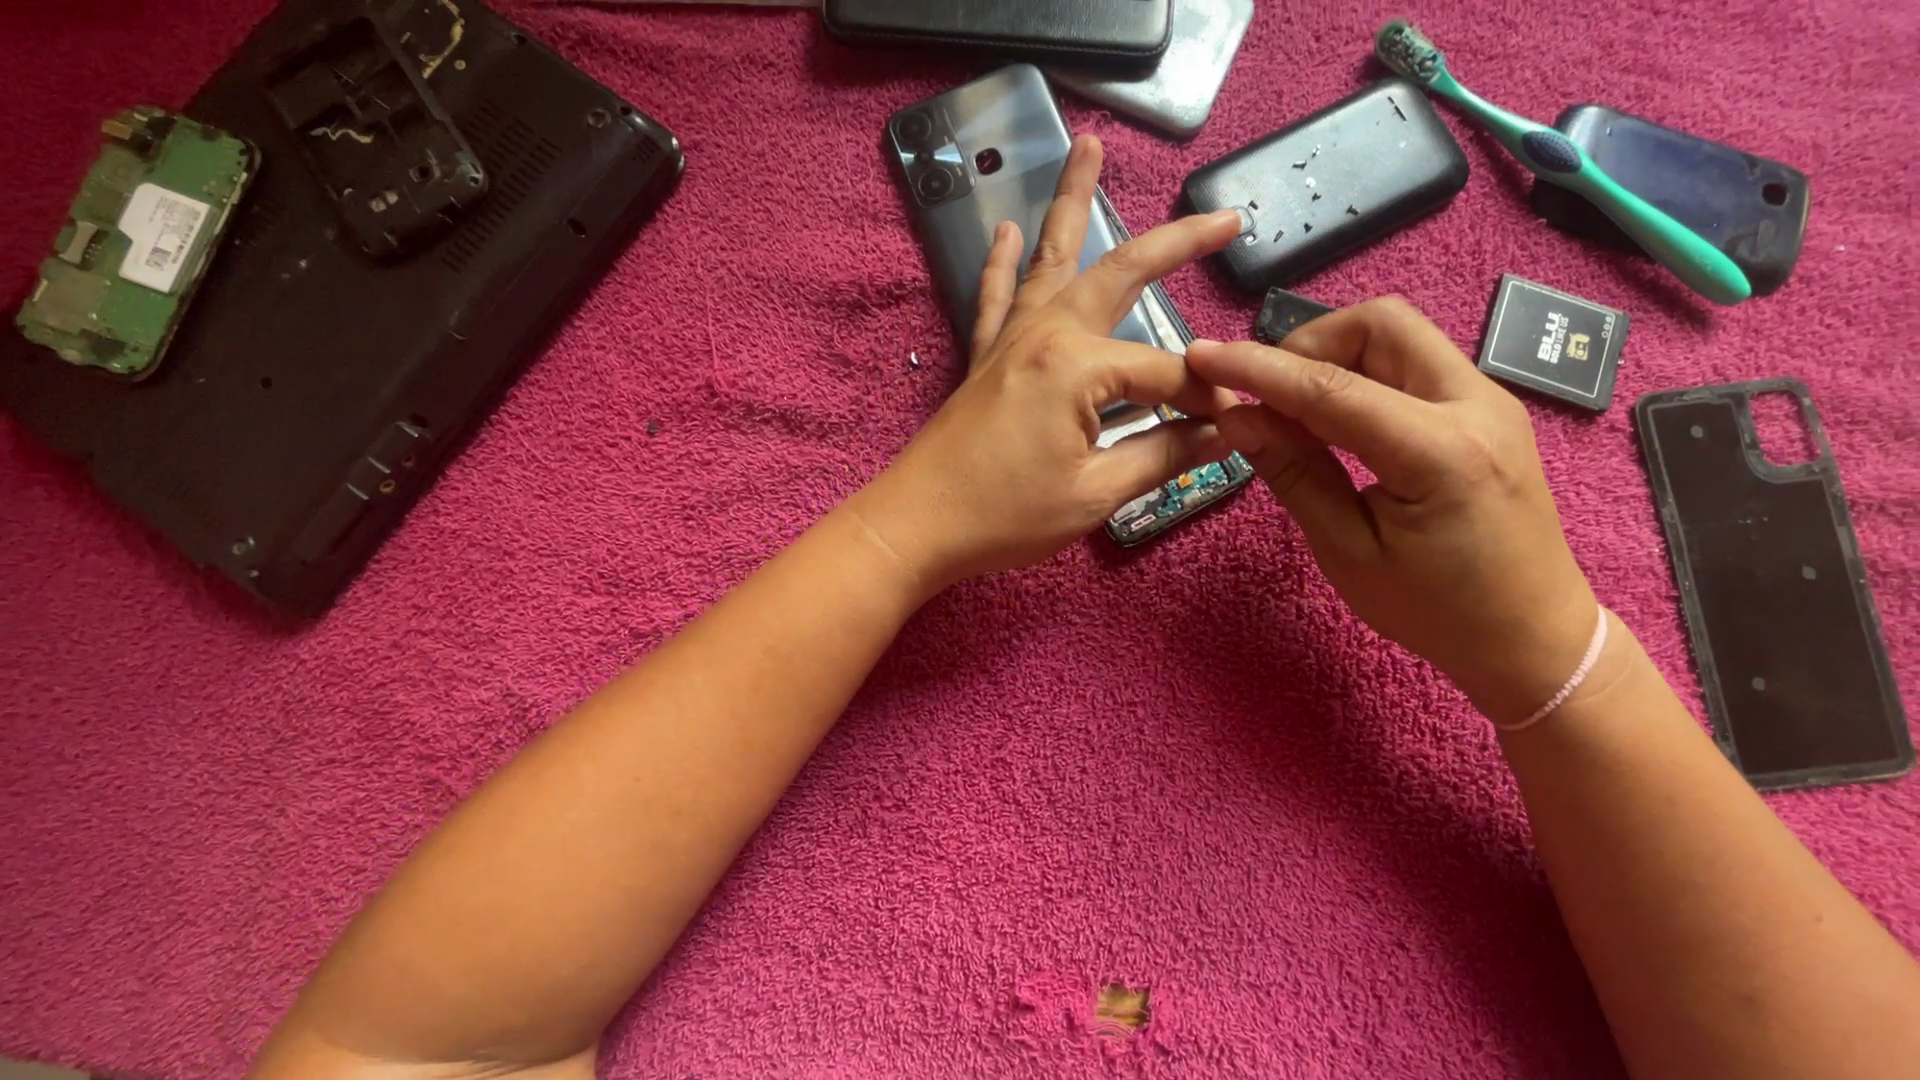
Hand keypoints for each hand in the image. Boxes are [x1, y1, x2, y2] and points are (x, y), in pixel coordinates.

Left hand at [848, 136, 1245, 590]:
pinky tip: (1006, 229)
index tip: (1232, 427)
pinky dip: (1003, 262)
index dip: (1204, 401)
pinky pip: (995, 296)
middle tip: (1222, 217)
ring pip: (1050, 260)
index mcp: (1078, 368)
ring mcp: (1009, 341)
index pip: (1166, 374)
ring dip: (1071, 203)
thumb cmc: (1003, 516)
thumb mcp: (1094, 494)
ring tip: (1086, 147)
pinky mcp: (984, 357)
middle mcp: (1045, 335)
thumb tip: (1220, 436)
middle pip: (1119, 273)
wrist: (917, 525)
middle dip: (1177, 244)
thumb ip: (1161, 456)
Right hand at [1183, 299, 1600, 724]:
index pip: (1331, 387)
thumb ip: (1295, 474)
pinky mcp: (1486, 407)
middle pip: (1380, 324)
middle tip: (1266, 394)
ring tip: (1293, 407)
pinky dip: (1363, 371)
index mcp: (1440, 453)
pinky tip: (1334, 417)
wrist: (1532, 634)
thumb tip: (1237, 418)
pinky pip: (1413, 361)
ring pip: (1398, 334)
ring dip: (1335, 354)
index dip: (1258, 368)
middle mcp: (1476, 405)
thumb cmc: (1435, 610)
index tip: (1200, 355)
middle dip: (1308, 343)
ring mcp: (1489, 399)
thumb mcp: (1348, 552)